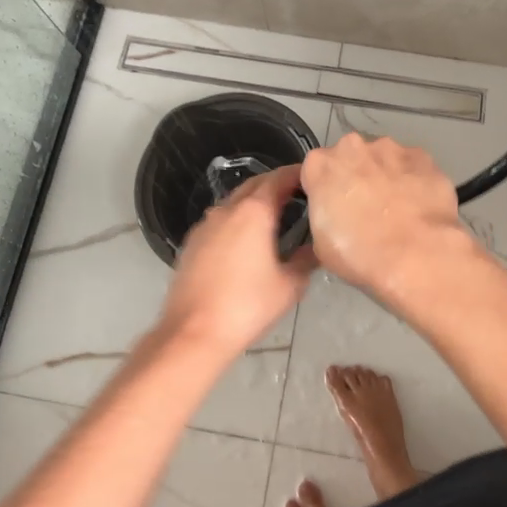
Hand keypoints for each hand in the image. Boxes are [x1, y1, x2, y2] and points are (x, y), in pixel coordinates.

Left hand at [158, 165, 315, 355]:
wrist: (193, 333)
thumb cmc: (247, 306)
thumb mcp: (289, 286)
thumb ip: (306, 260)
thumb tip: (315, 249)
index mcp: (254, 212)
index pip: (279, 178)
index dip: (297, 174)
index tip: (312, 176)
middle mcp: (227, 209)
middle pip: (255, 185)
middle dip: (276, 184)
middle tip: (298, 195)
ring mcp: (205, 225)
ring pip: (234, 202)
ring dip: (254, 203)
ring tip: (275, 217)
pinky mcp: (191, 243)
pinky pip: (219, 221)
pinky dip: (236, 221)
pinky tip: (245, 241)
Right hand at [299, 133, 475, 294]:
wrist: (418, 253)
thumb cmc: (360, 253)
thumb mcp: (321, 245)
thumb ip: (323, 217)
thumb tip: (334, 219)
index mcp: (321, 165)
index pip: (314, 170)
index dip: (323, 190)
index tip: (332, 209)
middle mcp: (353, 147)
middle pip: (349, 158)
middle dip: (354, 177)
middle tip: (364, 210)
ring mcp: (391, 148)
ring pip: (382, 159)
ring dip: (384, 177)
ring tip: (397, 210)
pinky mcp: (422, 157)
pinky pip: (411, 166)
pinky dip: (413, 180)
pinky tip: (419, 206)